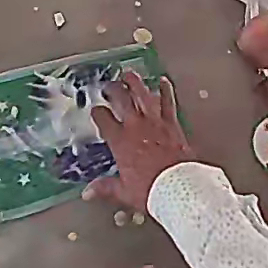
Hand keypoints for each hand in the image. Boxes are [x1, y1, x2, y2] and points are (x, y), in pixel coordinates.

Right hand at [84, 73, 194, 212]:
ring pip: (143, 96)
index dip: (98, 112)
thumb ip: (106, 188)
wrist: (179, 186)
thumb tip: (88, 192)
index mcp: (120, 142)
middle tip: (109, 85)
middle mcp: (136, 127)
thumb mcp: (124, 191)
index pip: (104, 120)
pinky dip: (165, 90)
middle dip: (113, 90)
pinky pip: (168, 103)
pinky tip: (163, 81)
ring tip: (129, 74)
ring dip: (135, 83)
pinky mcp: (172, 123)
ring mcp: (155, 122)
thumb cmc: (151, 189)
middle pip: (121, 100)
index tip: (96, 110)